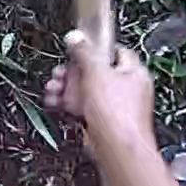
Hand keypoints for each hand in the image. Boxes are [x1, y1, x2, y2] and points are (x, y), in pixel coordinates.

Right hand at [42, 30, 154, 157]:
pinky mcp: (102, 122)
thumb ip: (84, 52)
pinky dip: (68, 104)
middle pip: (95, 72)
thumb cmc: (115, 111)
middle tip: (58, 73)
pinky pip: (82, 107)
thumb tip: (75, 36)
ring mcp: (114, 107)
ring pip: (85, 91)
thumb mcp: (96, 72)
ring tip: (52, 89)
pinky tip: (54, 102)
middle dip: (71, 72)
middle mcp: (126, 89)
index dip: (95, 49)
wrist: (116, 148)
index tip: (77, 48)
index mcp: (133, 72)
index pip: (115, 51)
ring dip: (65, 88)